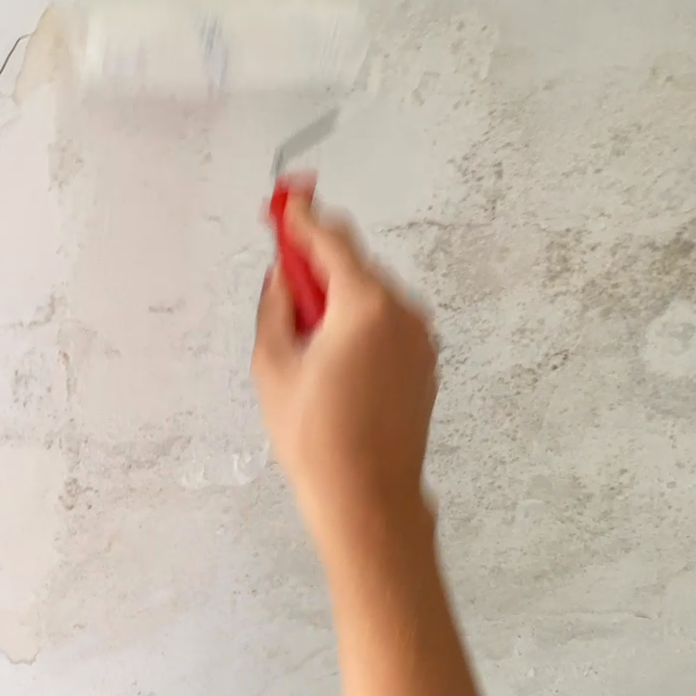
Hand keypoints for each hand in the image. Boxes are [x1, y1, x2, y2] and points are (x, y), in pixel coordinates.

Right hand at [252, 174, 438, 544]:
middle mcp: (402, 313)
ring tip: (303, 347)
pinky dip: (355, 325)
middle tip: (282, 289)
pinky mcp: (423, 364)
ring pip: (368, 298)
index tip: (286, 198)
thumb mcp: (271, 363)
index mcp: (365, 305)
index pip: (331, 242)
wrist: (367, 497)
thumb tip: (282, 275)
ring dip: (334, 302)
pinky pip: (384, 325)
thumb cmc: (314, 435)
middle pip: (352, 268)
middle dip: (315, 270)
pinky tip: (331, 363)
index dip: (302, 218)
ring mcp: (420, 339)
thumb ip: (275, 304)